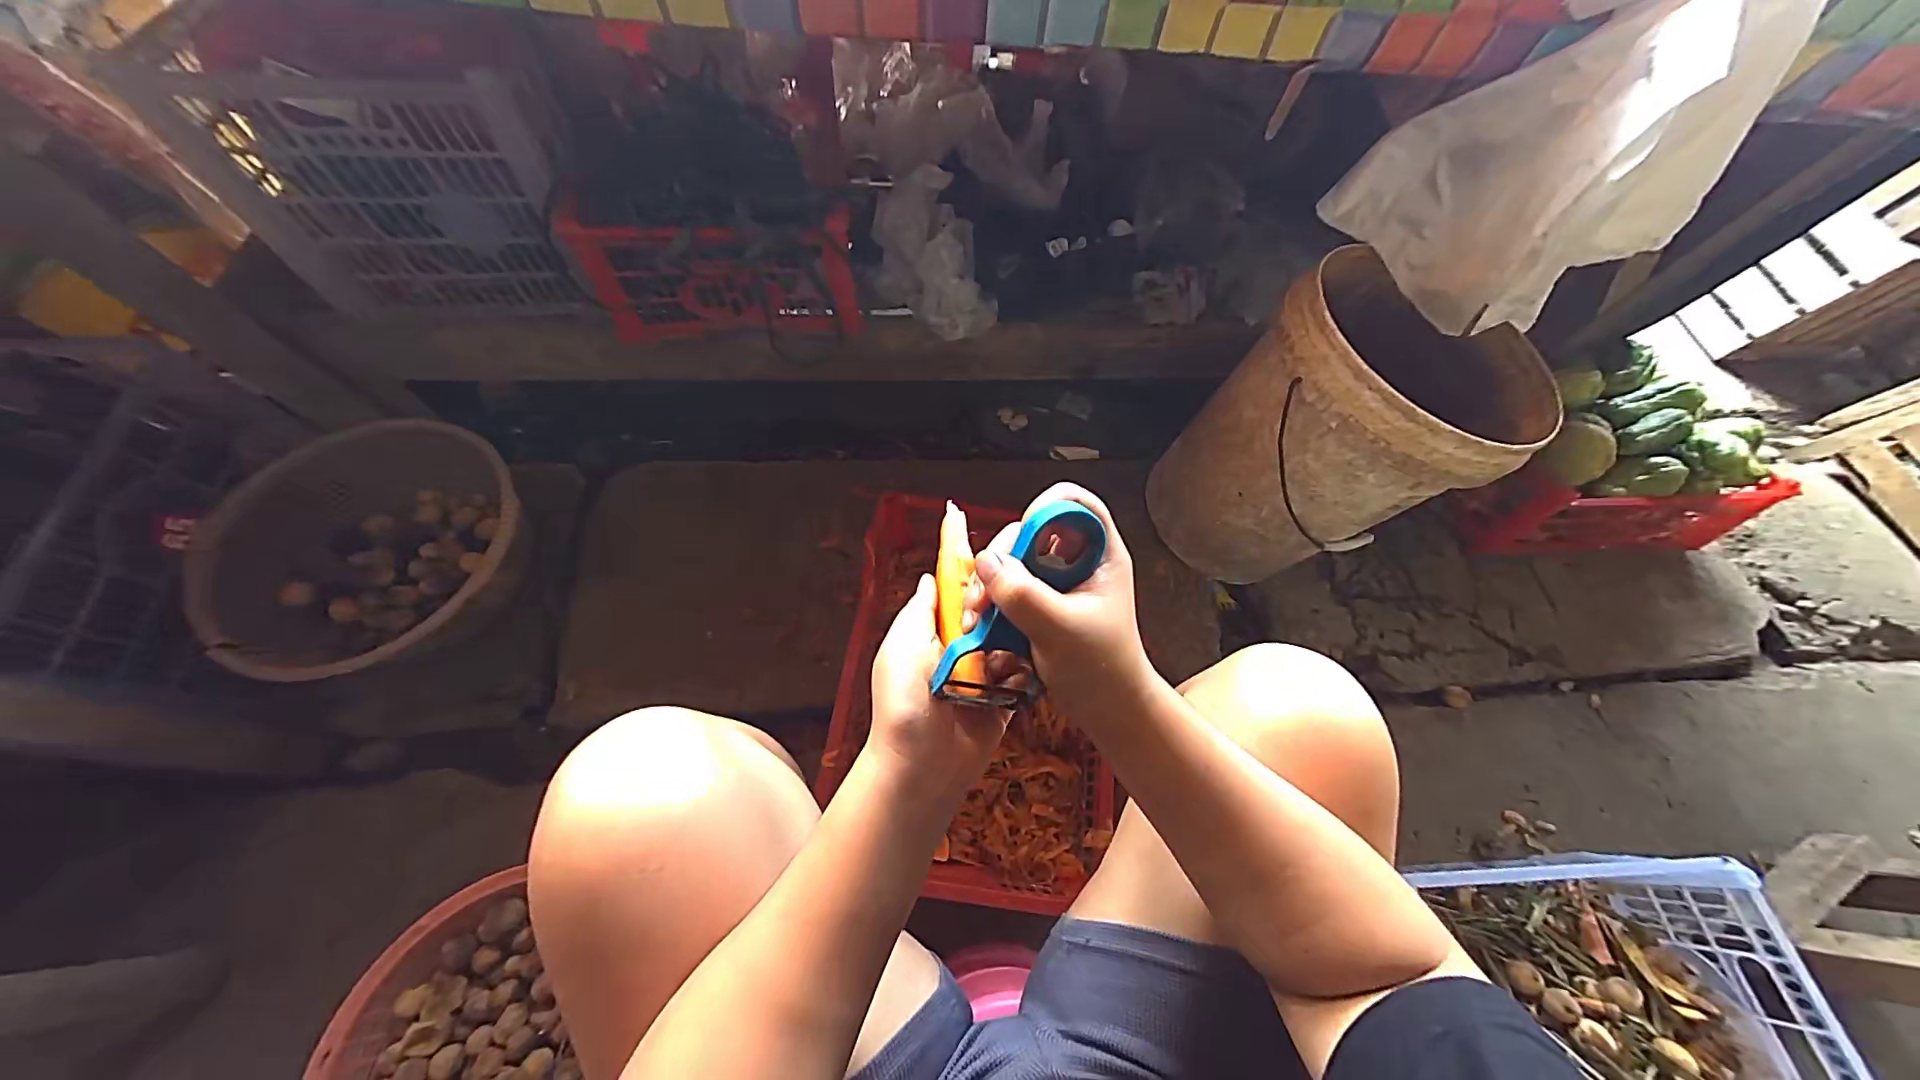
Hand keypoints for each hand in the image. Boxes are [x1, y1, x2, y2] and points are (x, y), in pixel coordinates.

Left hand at [866, 573, 1008, 804]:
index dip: (976, 579)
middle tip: (999, 616)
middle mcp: (960, 651)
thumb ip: (919, 610)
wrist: (920, 768)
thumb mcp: (901, 646)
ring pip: (1013, 644)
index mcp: (932, 634)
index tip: (999, 557)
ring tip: (1006, 652)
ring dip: (1014, 644)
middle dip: (1000, 612)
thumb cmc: (901, 706)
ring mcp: (982, 677)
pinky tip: (1017, 675)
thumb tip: (929, 578)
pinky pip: (1023, 679)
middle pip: (992, 616)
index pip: (959, 597)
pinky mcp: (1002, 702)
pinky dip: (1025, 675)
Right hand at [965, 483, 1152, 720]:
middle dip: (1000, 559)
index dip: (1044, 508)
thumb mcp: (1061, 630)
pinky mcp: (1038, 604)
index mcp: (1101, 555)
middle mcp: (1076, 561)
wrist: (1108, 711)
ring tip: (977, 618)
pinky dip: (989, 604)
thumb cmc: (1104, 671)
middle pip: (1030, 532)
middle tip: (984, 595)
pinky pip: (1005, 589)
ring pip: (1011, 561)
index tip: (1019, 540)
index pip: (1075, 503)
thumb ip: (1023, 594)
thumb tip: (986, 562)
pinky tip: (980, 626)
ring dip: (987, 585)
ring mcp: (1055, 583)